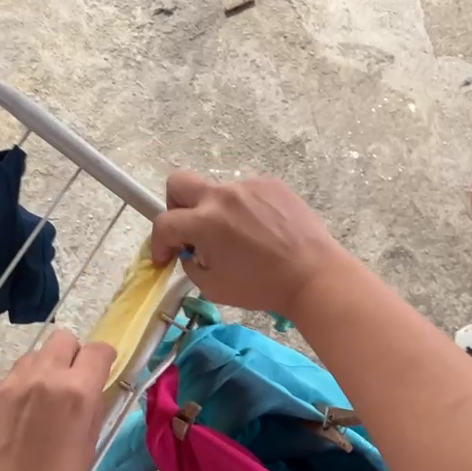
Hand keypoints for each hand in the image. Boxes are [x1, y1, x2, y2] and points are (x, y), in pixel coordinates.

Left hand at [0, 329, 116, 470]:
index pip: (98, 350)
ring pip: (37, 353)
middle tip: (73, 382)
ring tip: (45, 397)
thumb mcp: (89, 447)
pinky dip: (26, 382)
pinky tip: (24, 411)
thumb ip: (93, 410)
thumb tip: (95, 390)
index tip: (102, 371)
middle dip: (74, 355)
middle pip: (64, 339)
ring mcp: (15, 382)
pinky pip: (16, 373)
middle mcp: (46, 376)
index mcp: (77, 392)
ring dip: (47, 367)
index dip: (104, 358)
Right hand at [149, 171, 351, 318]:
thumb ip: (192, 265)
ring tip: (238, 239)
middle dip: (175, 206)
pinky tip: (260, 232)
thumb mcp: (213, 287)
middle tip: (188, 230)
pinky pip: (246, 194)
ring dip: (216, 213)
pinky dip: (244, 211)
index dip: (158, 243)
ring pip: (217, 192)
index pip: (164, 223)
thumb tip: (191, 253)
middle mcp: (222, 196)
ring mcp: (248, 186)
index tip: (164, 257)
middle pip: (178, 183)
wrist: (313, 275)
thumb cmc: (261, 287)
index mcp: (204, 223)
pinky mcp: (271, 184)